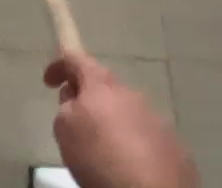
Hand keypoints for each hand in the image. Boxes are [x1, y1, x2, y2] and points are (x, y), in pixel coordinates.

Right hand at [44, 52, 198, 187]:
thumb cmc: (100, 158)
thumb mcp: (65, 131)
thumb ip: (65, 108)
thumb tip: (75, 101)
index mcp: (101, 85)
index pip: (76, 59)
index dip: (59, 65)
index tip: (49, 82)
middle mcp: (130, 93)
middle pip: (103, 86)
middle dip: (87, 97)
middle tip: (75, 118)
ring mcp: (156, 118)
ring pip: (125, 110)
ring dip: (111, 120)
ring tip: (102, 146)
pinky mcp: (173, 144)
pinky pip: (145, 134)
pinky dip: (132, 141)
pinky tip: (127, 162)